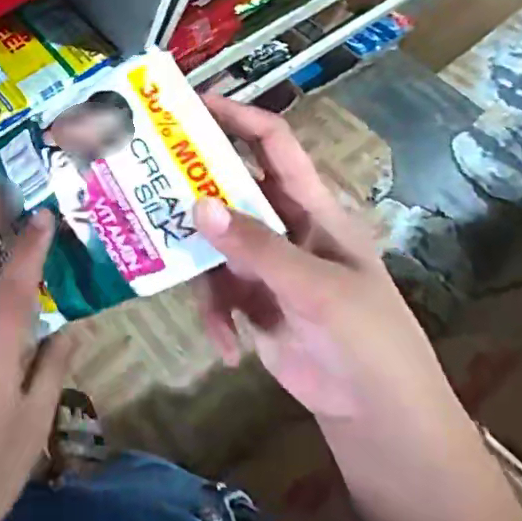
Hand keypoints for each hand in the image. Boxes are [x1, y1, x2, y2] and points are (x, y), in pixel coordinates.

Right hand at [192, 95, 452, 422]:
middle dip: (190, 187)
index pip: (273, 144)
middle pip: (227, 188)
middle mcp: (281, 224)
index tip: (189, 105)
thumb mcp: (317, 288)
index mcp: (311, 206)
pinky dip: (213, 316)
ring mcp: (261, 261)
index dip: (236, 117)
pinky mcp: (246, 297)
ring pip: (209, 240)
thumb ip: (257, 247)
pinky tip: (226, 345)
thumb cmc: (368, 338)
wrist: (378, 414)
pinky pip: (212, 289)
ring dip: (198, 266)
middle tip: (143, 177)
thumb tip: (198, 205)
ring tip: (186, 284)